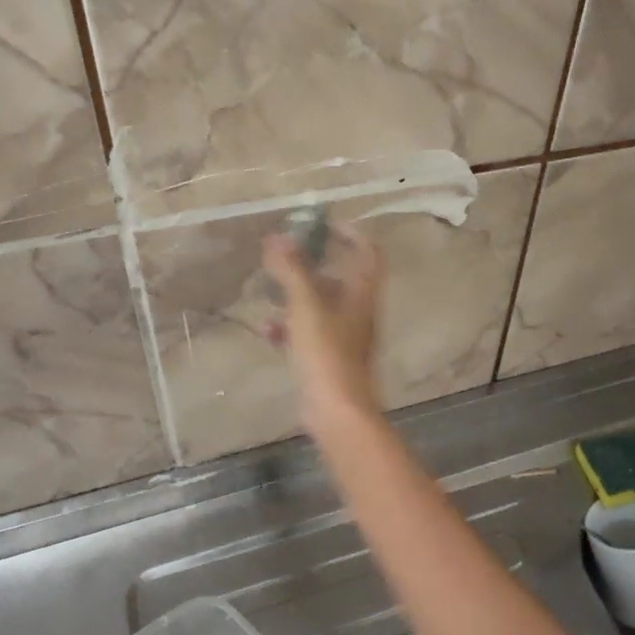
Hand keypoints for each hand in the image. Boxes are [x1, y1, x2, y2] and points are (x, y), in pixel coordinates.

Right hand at [263, 224, 382, 438]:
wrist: (336, 411)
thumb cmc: (327, 353)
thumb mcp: (306, 306)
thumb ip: (292, 269)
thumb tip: (277, 237)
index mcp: (362, 293)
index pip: (368, 251)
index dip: (350, 232)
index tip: (322, 224)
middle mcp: (358, 311)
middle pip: (340, 277)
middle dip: (311, 264)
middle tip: (283, 255)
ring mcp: (344, 337)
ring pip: (321, 305)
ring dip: (296, 295)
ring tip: (268, 290)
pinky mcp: (329, 359)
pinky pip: (308, 333)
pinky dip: (290, 327)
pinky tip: (267, 330)